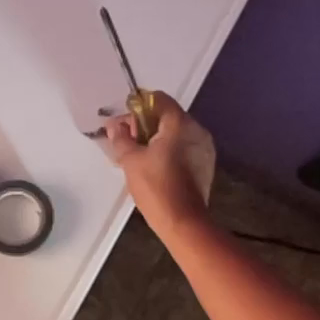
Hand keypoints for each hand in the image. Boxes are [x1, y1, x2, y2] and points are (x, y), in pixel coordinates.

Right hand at [103, 94, 214, 231]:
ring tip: (138, 156)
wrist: (183, 221)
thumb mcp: (130, 161)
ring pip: (175, 132)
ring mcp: (204, 147)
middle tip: (127, 142)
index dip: (138, 107)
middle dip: (145, 125)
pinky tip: (154, 166)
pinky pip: (183, 146)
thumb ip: (121, 138)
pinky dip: (168, 150)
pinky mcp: (205, 163)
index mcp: (179, 123)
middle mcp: (196, 129)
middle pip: (167, 115)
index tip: (124, 124)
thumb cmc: (155, 187)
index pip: (158, 99)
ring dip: (156, 138)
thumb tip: (115, 126)